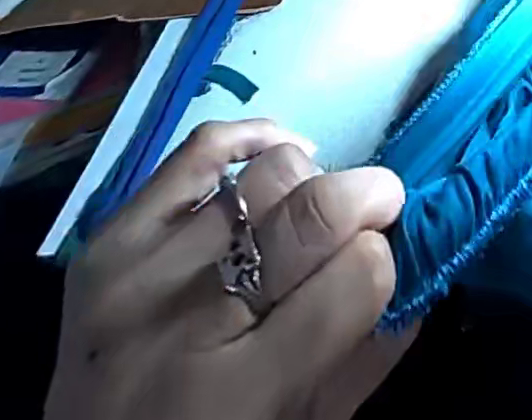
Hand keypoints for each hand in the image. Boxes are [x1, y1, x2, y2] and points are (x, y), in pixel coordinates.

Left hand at [46, 120, 417, 419]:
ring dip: (313, 185)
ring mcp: (139, 274)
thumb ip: (380, 342)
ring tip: (306, 216)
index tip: (384, 253)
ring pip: (274, 172)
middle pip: (317, 208)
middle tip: (369, 218)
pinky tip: (283, 157)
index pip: (360, 271)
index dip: (386, 253)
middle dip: (367, 201)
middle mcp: (185, 321)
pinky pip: (204, 148)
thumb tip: (418, 246)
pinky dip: (258, 138)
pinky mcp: (113, 240)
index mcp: (241, 392)